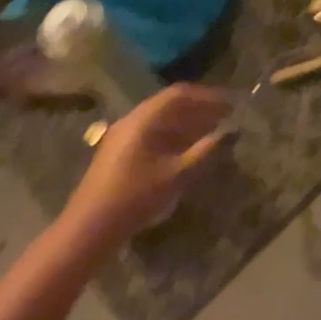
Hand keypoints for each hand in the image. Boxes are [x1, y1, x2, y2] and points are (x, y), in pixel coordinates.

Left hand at [61, 83, 229, 246]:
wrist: (90, 225)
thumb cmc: (135, 196)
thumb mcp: (175, 175)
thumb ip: (204, 151)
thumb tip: (228, 133)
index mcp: (143, 119)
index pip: (179, 95)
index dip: (207, 97)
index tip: (230, 105)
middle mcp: (132, 120)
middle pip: (170, 105)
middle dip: (199, 110)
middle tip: (225, 118)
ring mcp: (123, 136)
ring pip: (161, 121)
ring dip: (187, 124)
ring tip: (212, 133)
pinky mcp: (120, 152)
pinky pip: (152, 134)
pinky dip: (174, 137)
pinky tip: (188, 150)